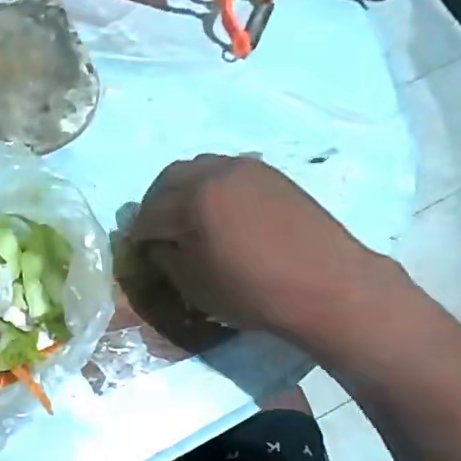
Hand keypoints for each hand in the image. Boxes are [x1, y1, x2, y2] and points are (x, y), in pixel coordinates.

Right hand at [125, 155, 410, 345]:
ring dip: (183, 192)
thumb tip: (155, 245)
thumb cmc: (253, 292)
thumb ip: (167, 259)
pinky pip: (226, 172)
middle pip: (169, 179)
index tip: (137, 251)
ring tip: (186, 222)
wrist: (324, 284)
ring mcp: (246, 167)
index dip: (139, 235)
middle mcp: (216, 171)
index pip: (149, 213)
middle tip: (156, 232)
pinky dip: (210, 188)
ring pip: (199, 169)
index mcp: (192, 198)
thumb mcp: (196, 285)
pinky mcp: (270, 174)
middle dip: (155, 204)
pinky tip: (217, 214)